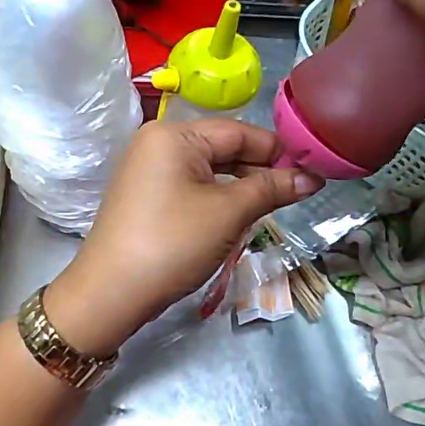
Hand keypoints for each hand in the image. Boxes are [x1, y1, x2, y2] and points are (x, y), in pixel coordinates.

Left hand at [43, 119, 322, 356]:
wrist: (111, 294)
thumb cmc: (173, 243)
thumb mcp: (229, 213)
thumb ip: (272, 189)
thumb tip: (313, 178)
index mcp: (175, 135)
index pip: (239, 131)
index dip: (278, 151)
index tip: (312, 170)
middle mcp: (158, 142)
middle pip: (224, 147)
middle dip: (261, 169)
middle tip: (298, 191)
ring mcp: (149, 169)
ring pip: (210, 169)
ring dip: (243, 185)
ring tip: (274, 205)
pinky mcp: (147, 195)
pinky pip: (193, 185)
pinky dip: (220, 196)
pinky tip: (240, 214)